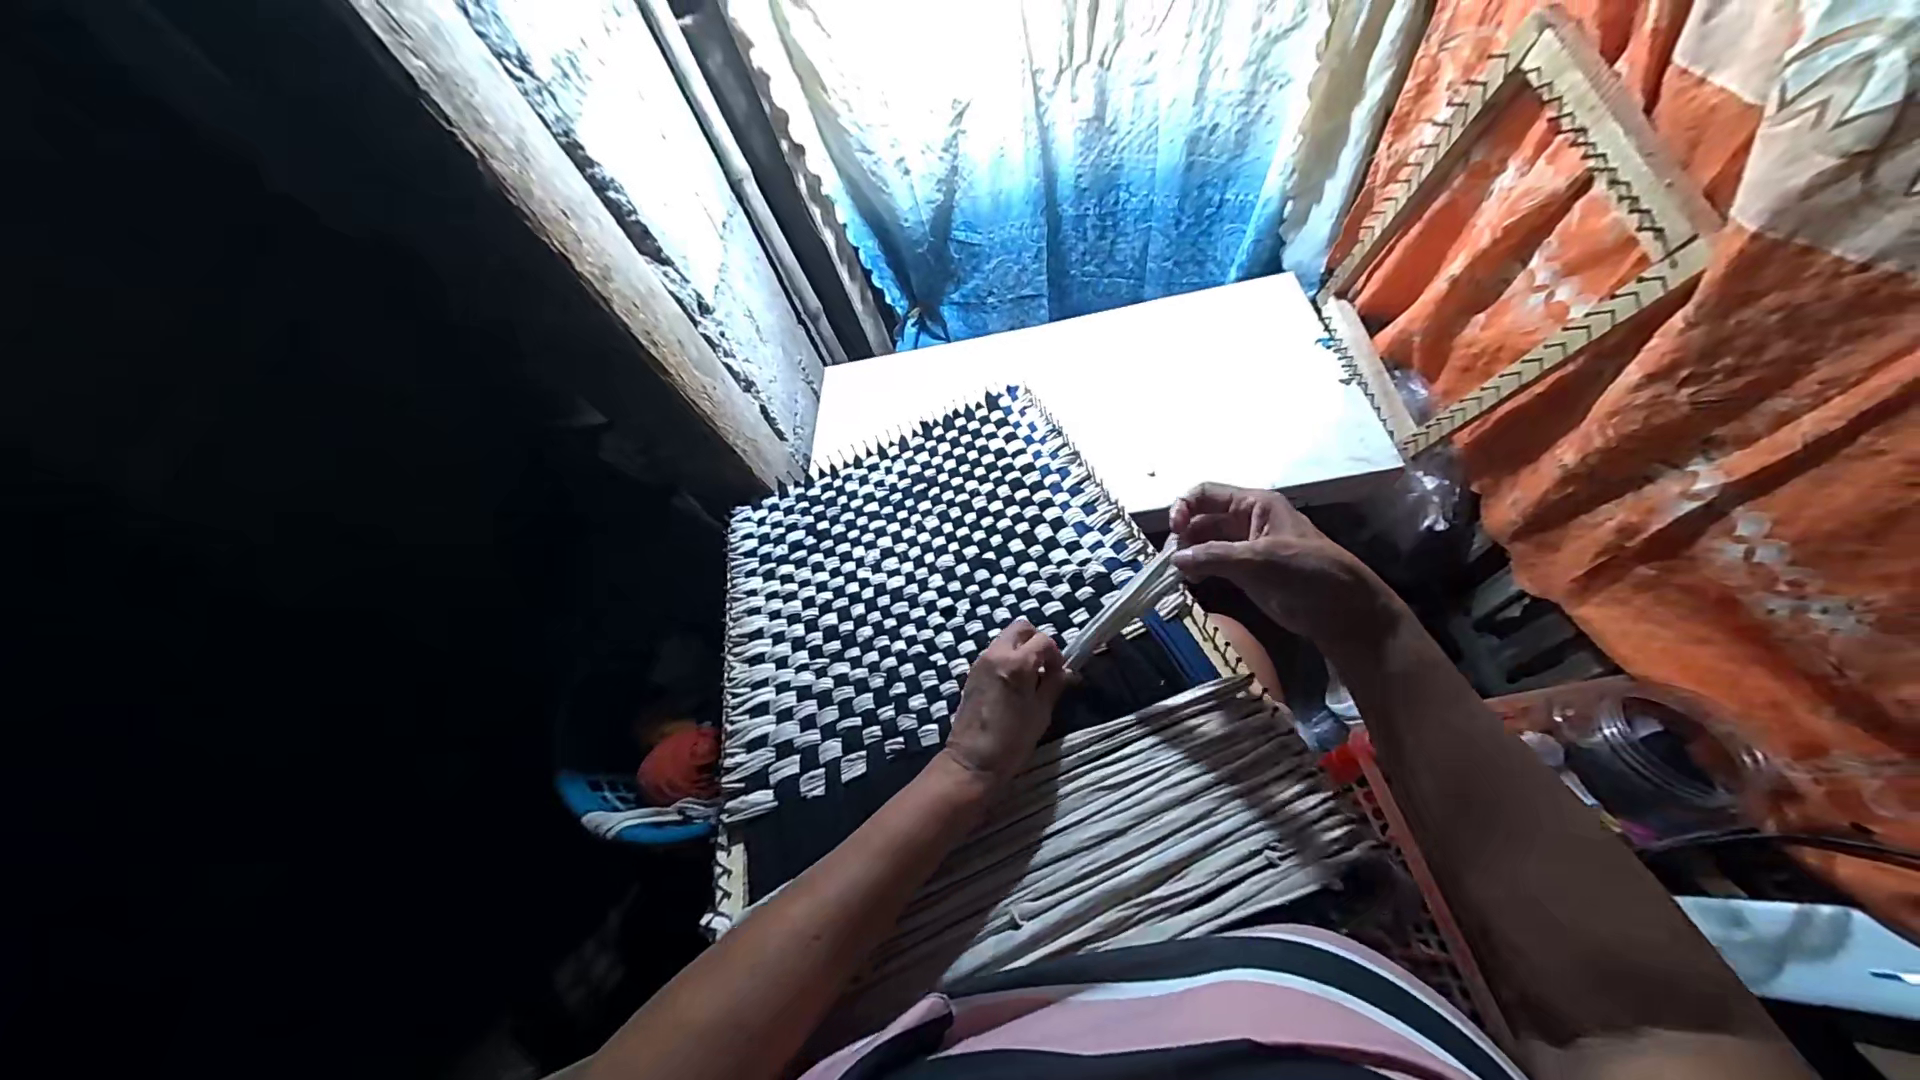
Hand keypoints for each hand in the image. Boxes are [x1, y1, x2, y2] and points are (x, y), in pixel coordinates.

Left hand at [941, 618, 1068, 787]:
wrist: (972, 760)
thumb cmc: (1012, 741)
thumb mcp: (1041, 712)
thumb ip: (1054, 685)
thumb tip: (1067, 671)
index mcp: (1016, 663)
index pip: (1043, 640)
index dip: (1056, 654)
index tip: (1059, 673)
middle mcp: (996, 654)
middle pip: (1021, 628)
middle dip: (1037, 641)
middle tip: (1045, 666)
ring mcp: (981, 661)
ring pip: (1006, 638)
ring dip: (1021, 649)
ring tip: (1030, 676)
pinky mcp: (972, 671)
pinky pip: (994, 652)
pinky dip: (1007, 657)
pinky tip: (1014, 683)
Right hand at [1169, 482, 1394, 649]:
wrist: (1341, 611)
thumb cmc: (1309, 573)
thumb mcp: (1261, 559)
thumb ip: (1215, 556)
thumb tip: (1175, 559)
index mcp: (1254, 504)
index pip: (1205, 494)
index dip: (1184, 506)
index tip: (1174, 530)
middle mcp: (1245, 520)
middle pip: (1199, 518)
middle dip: (1182, 535)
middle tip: (1172, 559)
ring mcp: (1243, 547)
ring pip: (1202, 542)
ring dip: (1187, 554)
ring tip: (1180, 573)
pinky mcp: (1243, 571)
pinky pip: (1210, 563)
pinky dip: (1196, 569)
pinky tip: (1191, 581)